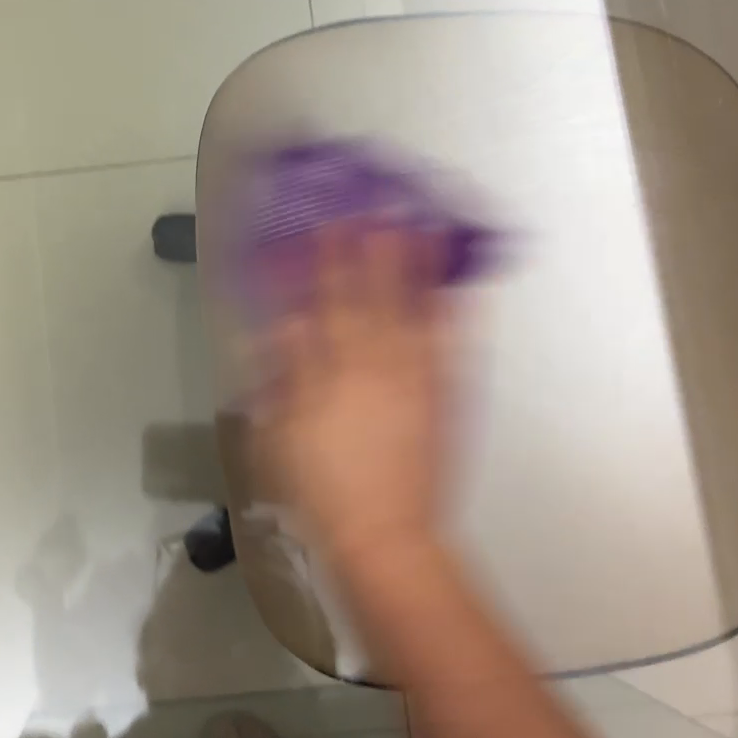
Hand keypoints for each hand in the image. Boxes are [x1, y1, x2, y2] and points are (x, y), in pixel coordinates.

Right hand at [258, 224, 458, 575]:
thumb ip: (282, 377)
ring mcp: (417, 377)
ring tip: (419, 222)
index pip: (325, 301)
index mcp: (332, 370)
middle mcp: (377, 362)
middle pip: (371, 292)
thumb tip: (278, 329)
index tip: (325, 221)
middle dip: (371, 245)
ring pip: (415, 307)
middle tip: (376, 201)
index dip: (324, 259)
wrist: (386, 536)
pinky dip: (456, 312)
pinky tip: (459, 287)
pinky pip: (452, 344)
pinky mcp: (444, 396)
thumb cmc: (320, 487)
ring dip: (415, 264)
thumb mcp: (279, 433)